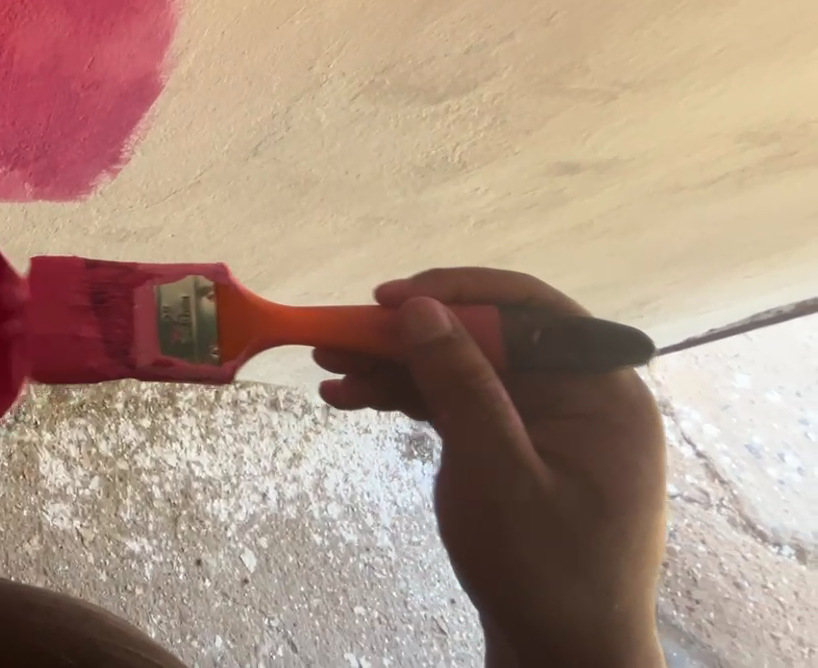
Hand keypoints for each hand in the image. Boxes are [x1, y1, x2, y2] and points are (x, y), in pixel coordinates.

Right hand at [315, 268, 665, 667]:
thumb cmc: (541, 563)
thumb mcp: (495, 469)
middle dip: (401, 335)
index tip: (389, 298)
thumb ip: (460, 384)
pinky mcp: (498, 437)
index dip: (457, 291)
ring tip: (326, 365)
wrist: (555, 647)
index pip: (531, 311)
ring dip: (385, 364)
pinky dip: (393, 394)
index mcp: (599, 393)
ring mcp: (532, 417)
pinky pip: (440, 397)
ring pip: (449, 364)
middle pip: (475, 337)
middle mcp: (569, 395)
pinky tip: (345, 397)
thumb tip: (417, 308)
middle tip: (336, 335)